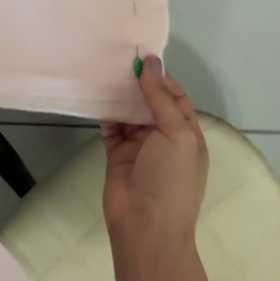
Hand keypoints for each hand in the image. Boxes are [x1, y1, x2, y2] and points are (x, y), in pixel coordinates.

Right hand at [101, 56, 209, 280]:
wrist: (145, 227)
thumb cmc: (170, 180)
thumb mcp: (177, 135)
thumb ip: (161, 98)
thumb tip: (151, 62)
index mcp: (187, 134)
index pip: (175, 96)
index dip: (160, 75)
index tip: (140, 53)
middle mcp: (164, 137)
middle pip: (150, 100)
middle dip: (136, 80)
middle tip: (115, 54)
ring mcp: (139, 145)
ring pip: (128, 110)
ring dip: (118, 92)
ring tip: (101, 66)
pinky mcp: (117, 152)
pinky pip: (110, 125)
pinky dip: (102, 109)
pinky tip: (92, 90)